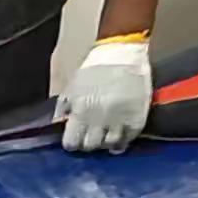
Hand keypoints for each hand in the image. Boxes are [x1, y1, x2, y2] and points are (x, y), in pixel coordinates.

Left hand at [58, 37, 152, 152]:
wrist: (121, 51)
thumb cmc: (91, 71)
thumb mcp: (69, 91)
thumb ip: (62, 111)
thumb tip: (59, 126)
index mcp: (80, 113)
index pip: (72, 143)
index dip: (72, 144)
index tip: (75, 139)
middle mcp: (99, 118)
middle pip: (91, 146)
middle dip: (88, 144)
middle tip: (91, 138)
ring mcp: (121, 115)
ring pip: (111, 143)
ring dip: (107, 143)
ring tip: (106, 138)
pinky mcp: (139, 110)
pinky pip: (133, 133)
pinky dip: (126, 138)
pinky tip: (122, 137)